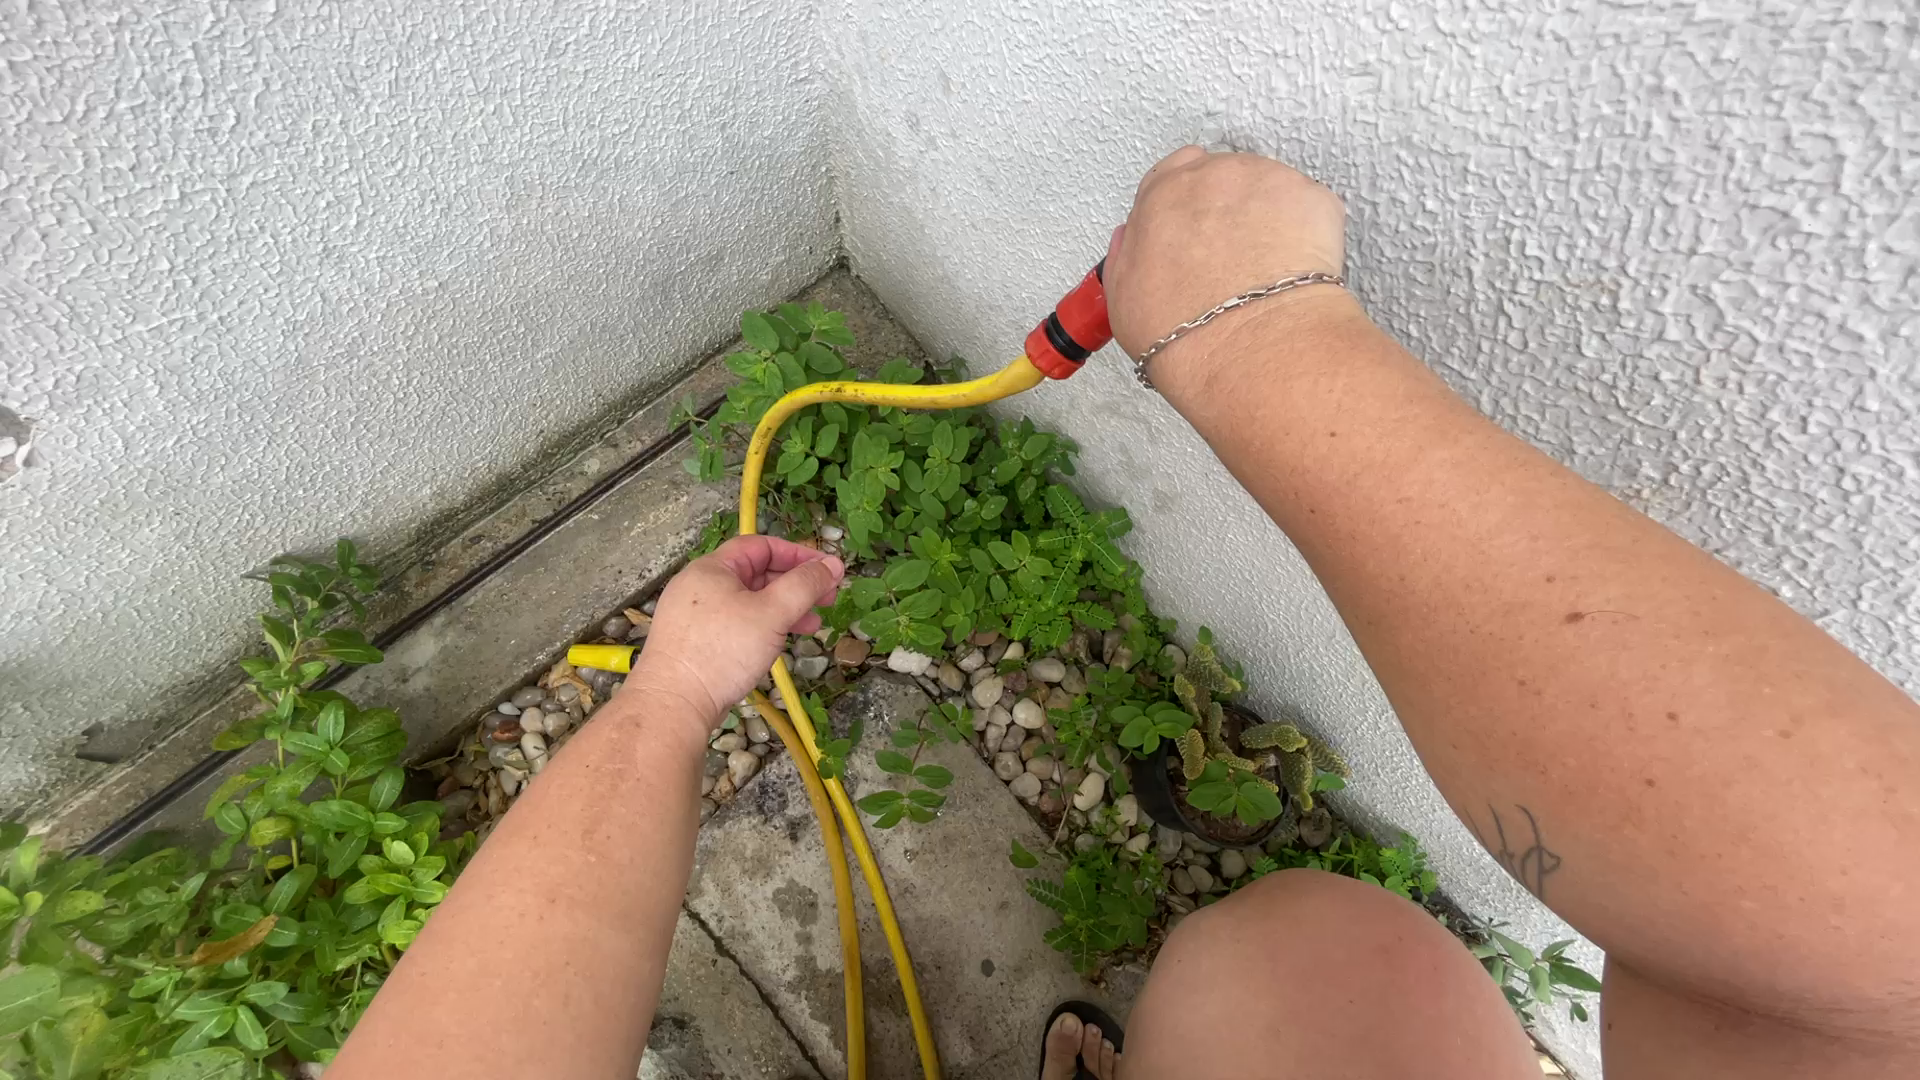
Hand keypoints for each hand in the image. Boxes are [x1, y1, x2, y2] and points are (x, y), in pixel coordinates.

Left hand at [623, 536, 843, 732]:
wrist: (673, 705)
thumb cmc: (722, 652)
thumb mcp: (772, 613)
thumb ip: (805, 585)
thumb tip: (834, 565)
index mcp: (713, 569)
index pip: (761, 546)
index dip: (798, 554)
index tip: (826, 570)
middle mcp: (700, 585)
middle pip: (756, 573)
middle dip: (795, 584)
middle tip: (827, 598)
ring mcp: (695, 615)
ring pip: (749, 600)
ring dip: (784, 608)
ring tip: (812, 625)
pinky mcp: (695, 641)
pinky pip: (737, 622)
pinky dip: (763, 626)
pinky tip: (780, 642)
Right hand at [1105, 147, 1353, 362]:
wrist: (1247, 352)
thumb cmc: (1184, 335)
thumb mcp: (1122, 302)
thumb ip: (1124, 256)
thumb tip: (1133, 239)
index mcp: (1161, 197)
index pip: (1167, 178)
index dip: (1176, 210)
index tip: (1181, 236)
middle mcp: (1213, 177)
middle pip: (1217, 179)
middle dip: (1218, 211)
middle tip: (1220, 260)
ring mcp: (1267, 182)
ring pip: (1262, 189)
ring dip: (1258, 220)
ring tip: (1254, 273)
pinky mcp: (1312, 198)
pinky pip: (1302, 208)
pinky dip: (1296, 234)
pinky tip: (1281, 275)